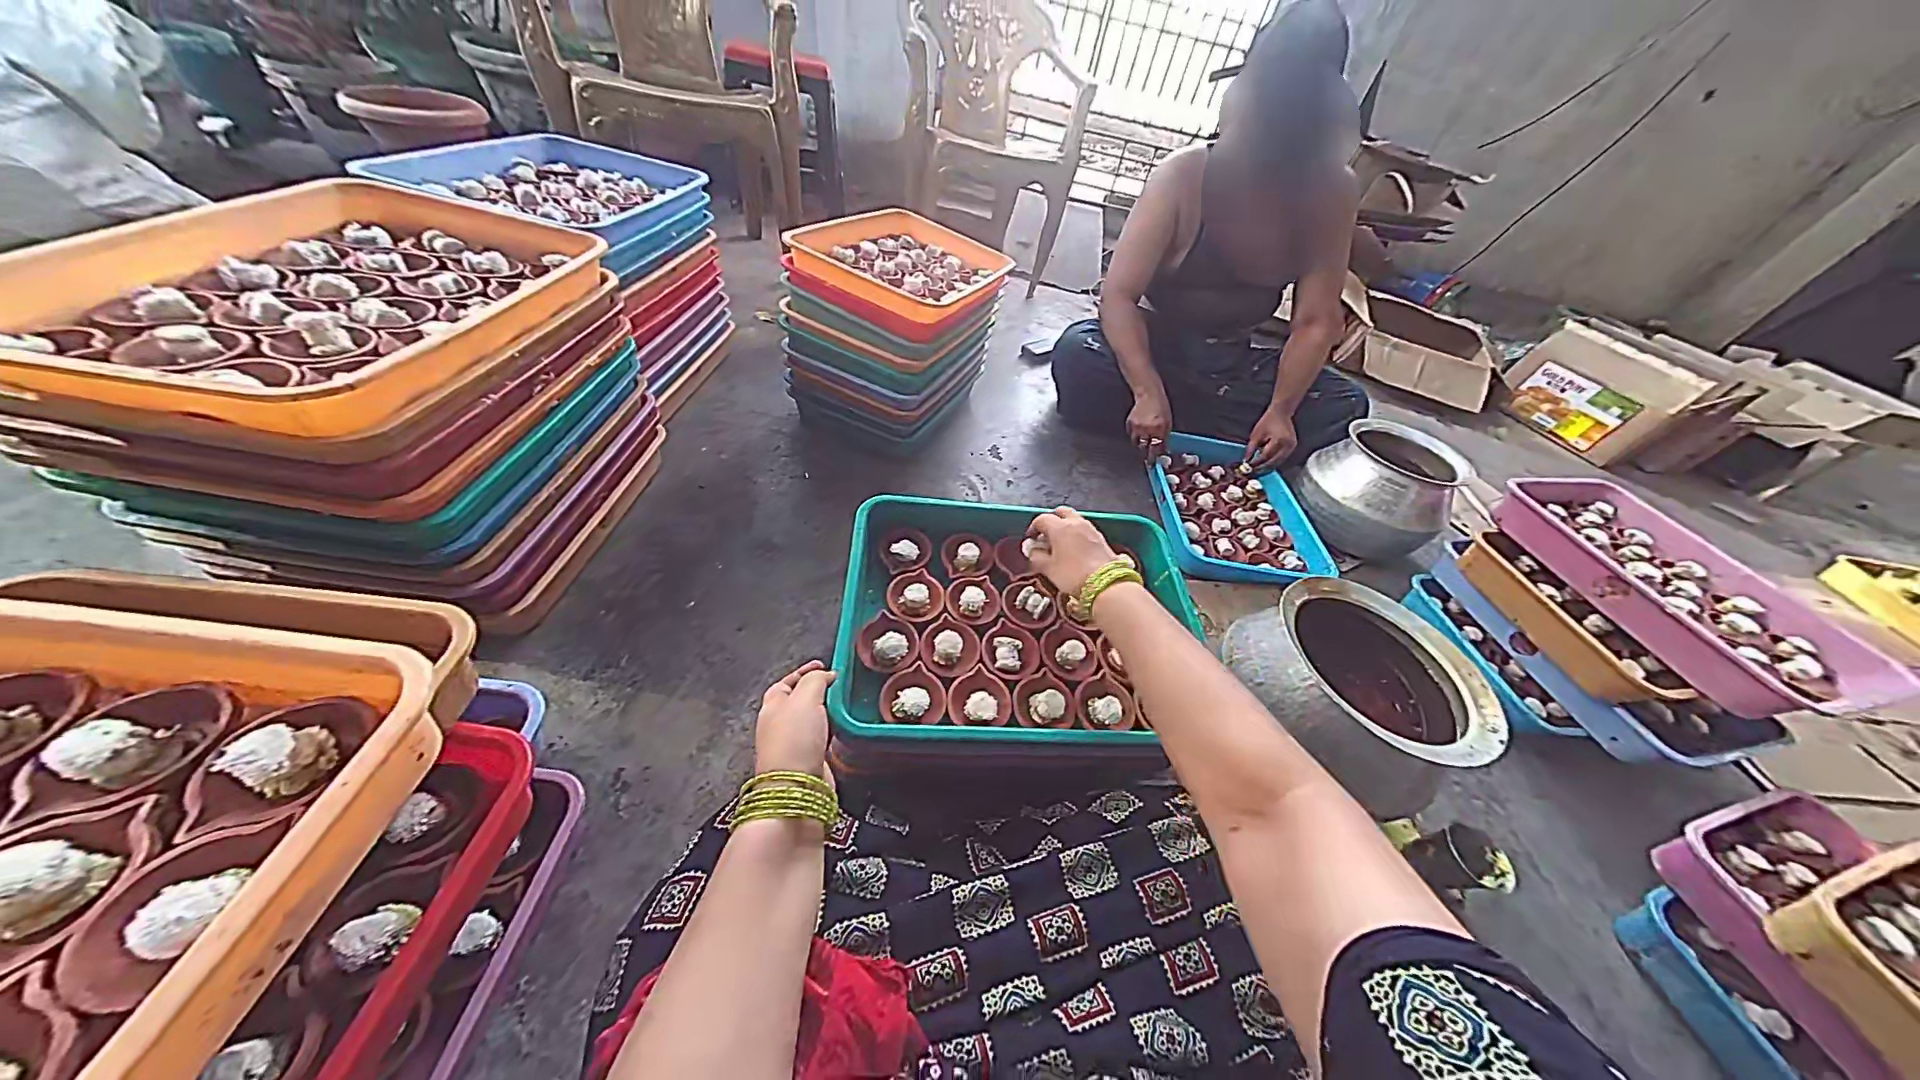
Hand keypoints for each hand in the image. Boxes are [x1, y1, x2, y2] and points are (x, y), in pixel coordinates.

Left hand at [754, 661, 835, 781]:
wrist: (797, 784)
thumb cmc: (794, 740)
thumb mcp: (806, 697)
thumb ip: (815, 680)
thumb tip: (826, 675)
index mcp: (773, 705)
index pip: (787, 681)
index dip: (804, 671)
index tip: (823, 666)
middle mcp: (780, 723)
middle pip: (800, 700)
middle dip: (819, 690)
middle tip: (838, 684)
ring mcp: (794, 742)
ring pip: (814, 719)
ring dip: (829, 710)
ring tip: (845, 702)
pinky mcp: (809, 758)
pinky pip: (823, 737)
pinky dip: (834, 729)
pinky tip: (844, 727)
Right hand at [1025, 507, 1120, 597]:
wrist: (1106, 585)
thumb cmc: (1073, 575)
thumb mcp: (1048, 568)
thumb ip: (1036, 556)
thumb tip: (1032, 549)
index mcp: (1060, 527)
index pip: (1041, 519)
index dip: (1033, 528)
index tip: (1031, 540)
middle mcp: (1076, 523)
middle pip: (1061, 513)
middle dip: (1051, 521)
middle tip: (1046, 536)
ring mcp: (1091, 529)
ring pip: (1075, 520)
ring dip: (1065, 527)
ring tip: (1060, 545)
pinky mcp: (1101, 539)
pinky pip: (1085, 530)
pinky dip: (1077, 535)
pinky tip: (1074, 550)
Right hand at [1127, 389, 1171, 457]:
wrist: (1149, 394)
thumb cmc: (1161, 407)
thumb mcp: (1167, 422)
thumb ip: (1165, 436)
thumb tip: (1164, 449)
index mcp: (1158, 428)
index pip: (1156, 447)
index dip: (1155, 456)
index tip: (1154, 462)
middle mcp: (1147, 429)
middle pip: (1144, 447)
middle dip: (1146, 453)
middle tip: (1148, 457)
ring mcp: (1136, 426)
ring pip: (1136, 442)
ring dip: (1140, 444)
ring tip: (1144, 442)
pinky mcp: (1130, 423)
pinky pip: (1131, 434)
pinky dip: (1135, 435)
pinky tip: (1139, 430)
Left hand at [1244, 407, 1297, 471]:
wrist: (1281, 413)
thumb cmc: (1268, 421)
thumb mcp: (1256, 434)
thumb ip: (1251, 449)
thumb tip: (1246, 460)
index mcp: (1279, 440)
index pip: (1266, 456)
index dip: (1257, 463)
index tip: (1249, 467)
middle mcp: (1288, 445)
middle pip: (1274, 461)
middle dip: (1262, 468)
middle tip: (1253, 472)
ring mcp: (1292, 446)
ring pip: (1278, 462)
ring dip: (1268, 466)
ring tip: (1258, 469)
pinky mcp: (1292, 447)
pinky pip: (1282, 458)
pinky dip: (1274, 462)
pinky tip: (1266, 464)